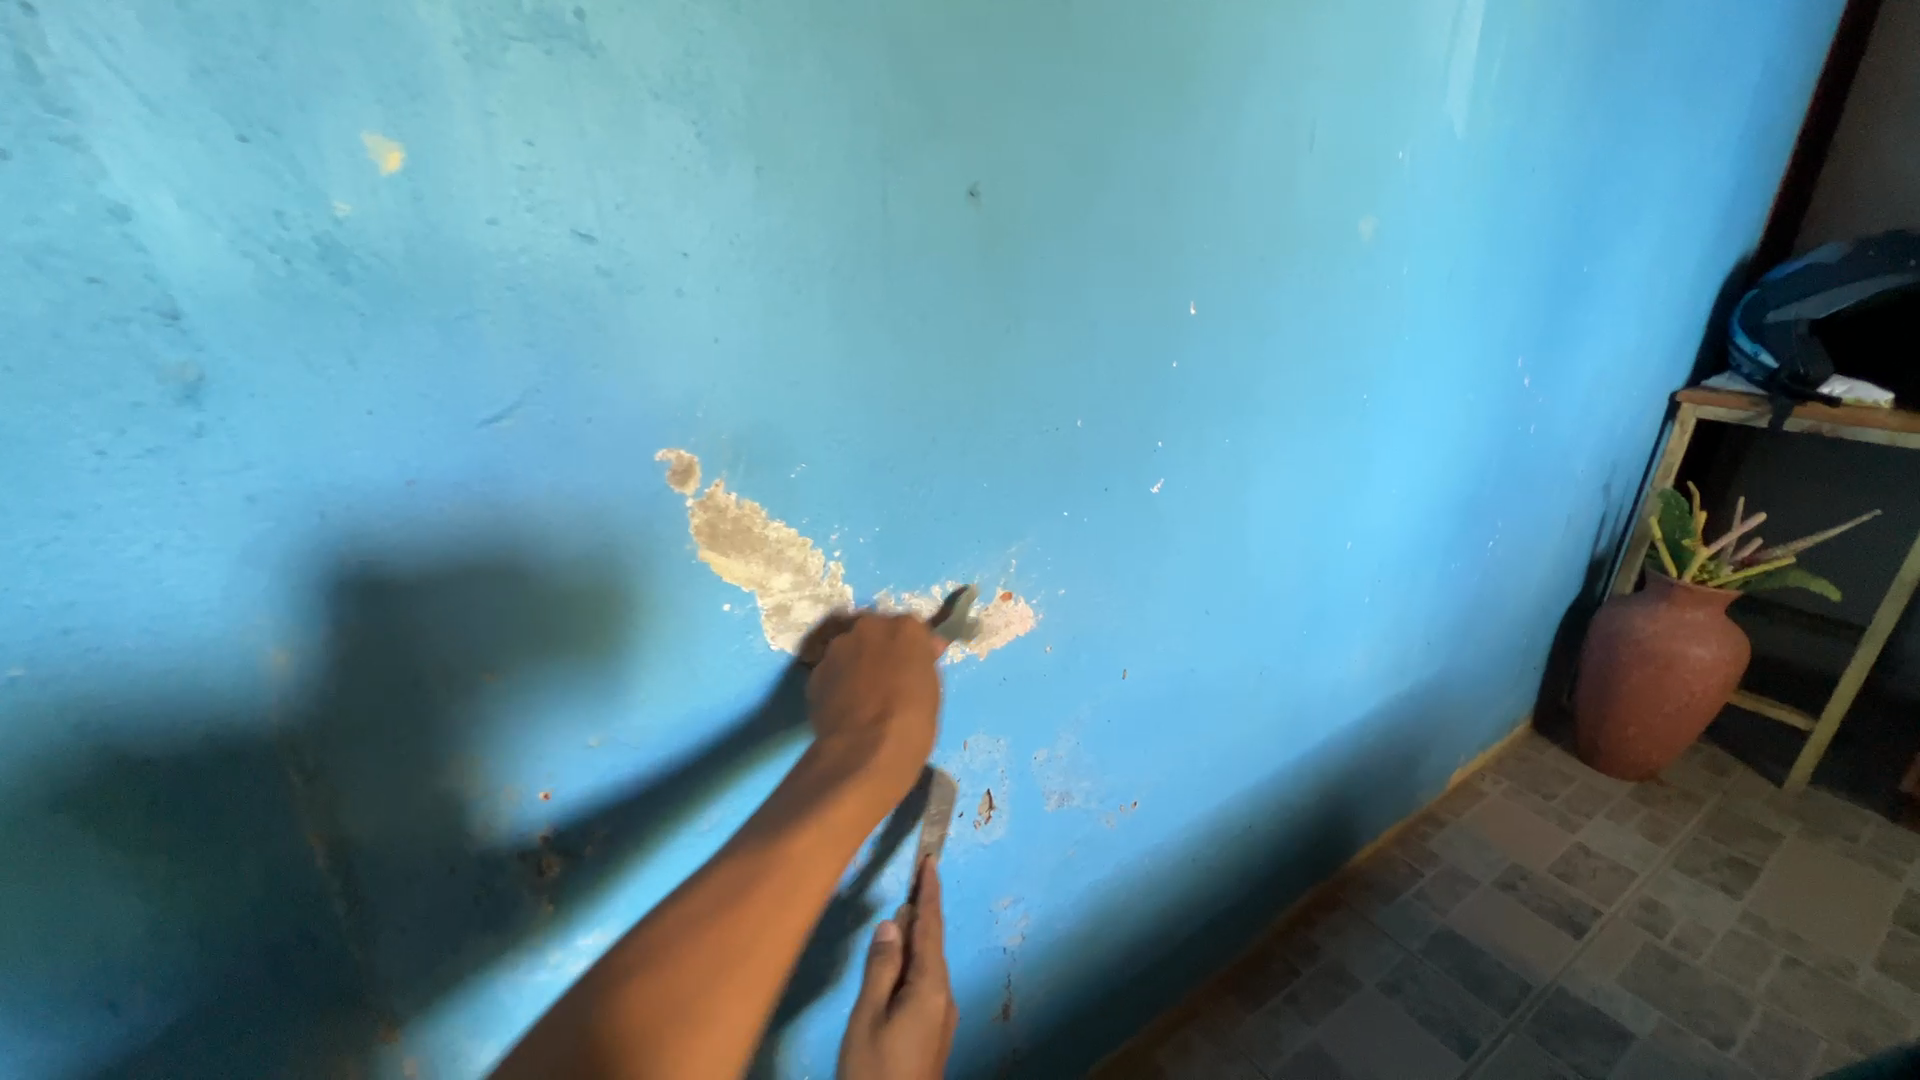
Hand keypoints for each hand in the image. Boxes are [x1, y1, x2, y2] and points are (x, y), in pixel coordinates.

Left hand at [806, 613, 944, 798]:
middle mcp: (869, 627)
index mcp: (906, 628)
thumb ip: (923, 662)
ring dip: (857, 663)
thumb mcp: (932, 688)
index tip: (916, 667)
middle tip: (888, 677)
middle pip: (877, 632)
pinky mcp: (816, 671)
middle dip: (882, 649)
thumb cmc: (912, 720)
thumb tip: (924, 653)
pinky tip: (845, 706)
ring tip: (863, 694)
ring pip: (850, 649)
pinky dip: (838, 682)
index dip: (913, 649)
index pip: (912, 629)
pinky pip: (832, 671)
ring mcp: (838, 648)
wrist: (866, 749)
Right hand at [840, 858, 957, 1079]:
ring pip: (927, 965)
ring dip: (915, 938)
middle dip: (922, 910)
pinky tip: (897, 961)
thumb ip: (881, 967)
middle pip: (932, 943)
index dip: (930, 892)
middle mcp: (944, 997)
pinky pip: (924, 984)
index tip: (931, 860)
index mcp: (931, 988)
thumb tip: (892, 922)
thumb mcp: (868, 1018)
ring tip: (900, 912)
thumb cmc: (873, 1072)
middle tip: (913, 877)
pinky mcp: (933, 1033)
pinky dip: (912, 963)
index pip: (931, 927)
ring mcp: (941, 1017)